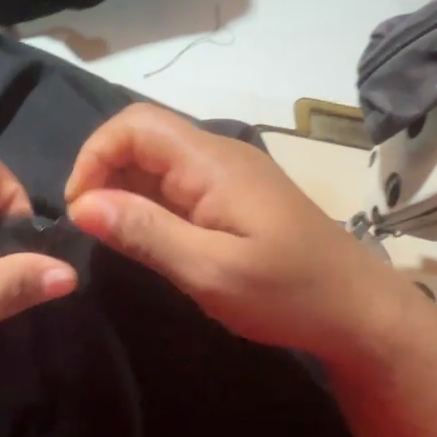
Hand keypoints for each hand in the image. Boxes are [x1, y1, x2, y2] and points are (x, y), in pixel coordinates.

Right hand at [64, 104, 401, 362]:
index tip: (80, 212)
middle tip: (91, 231)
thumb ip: (146, 234)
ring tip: (113, 241)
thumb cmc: (287, 294)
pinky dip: (148, 207)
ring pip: (155, 164)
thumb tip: (82, 206)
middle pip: (141, 139)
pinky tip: (146, 242)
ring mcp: (227, 177)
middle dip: (103, 175)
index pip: (134, 125)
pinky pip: (175, 187)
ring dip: (123, 194)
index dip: (94, 157)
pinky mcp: (232, 199)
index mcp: (212, 162)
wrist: (356, 311)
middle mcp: (217, 156)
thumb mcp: (210, 271)